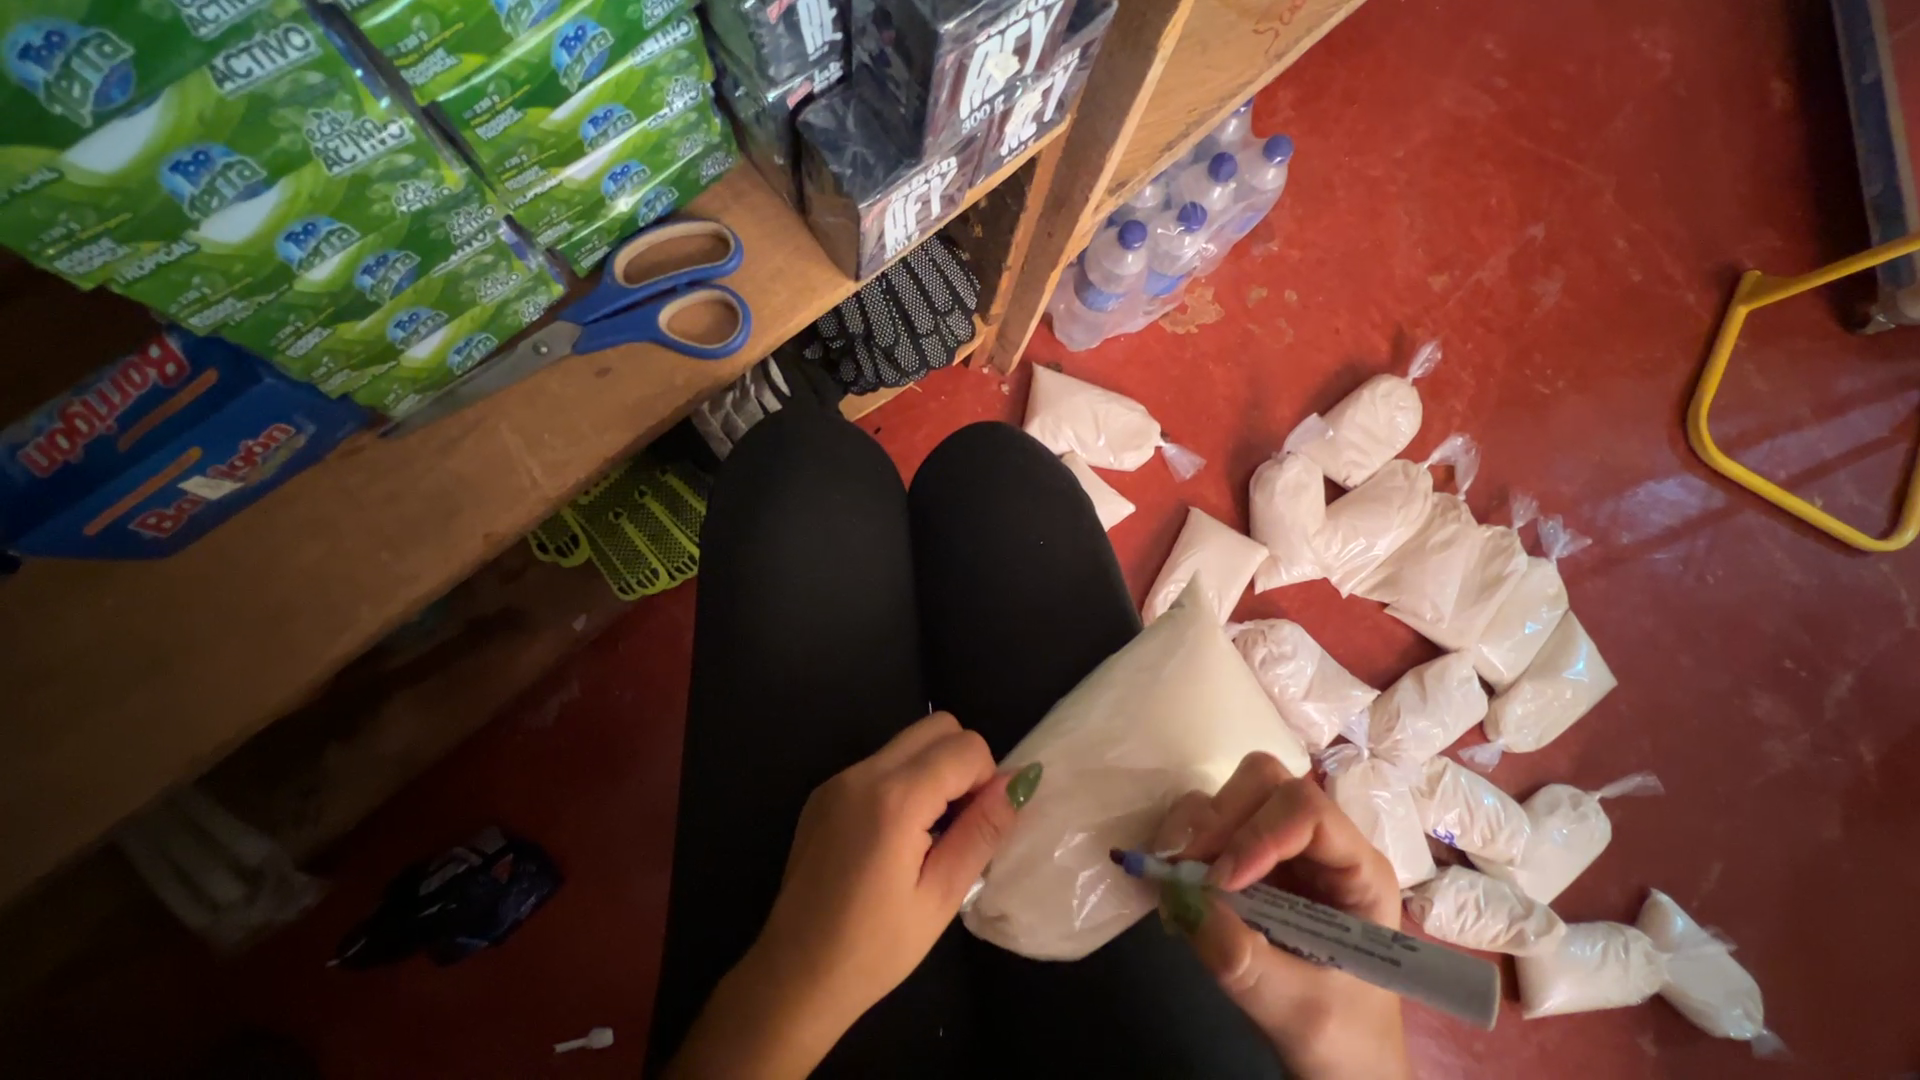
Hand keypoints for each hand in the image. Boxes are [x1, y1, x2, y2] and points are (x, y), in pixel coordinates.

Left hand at [666, 712, 1039, 1078]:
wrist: (794, 976)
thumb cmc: (874, 949)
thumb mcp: (942, 896)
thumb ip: (982, 831)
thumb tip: (1019, 782)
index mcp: (894, 799)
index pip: (965, 746)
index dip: (986, 779)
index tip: (976, 825)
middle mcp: (862, 773)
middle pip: (936, 726)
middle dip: (962, 763)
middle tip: (958, 823)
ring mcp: (837, 780)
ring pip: (907, 742)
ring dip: (932, 772)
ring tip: (927, 835)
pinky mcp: (823, 794)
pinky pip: (878, 764)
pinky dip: (902, 783)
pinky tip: (893, 840)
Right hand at [1153, 752, 1409, 1079]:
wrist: (1341, 1066)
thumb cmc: (1343, 1040)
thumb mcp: (1300, 1013)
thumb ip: (1247, 962)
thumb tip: (1191, 906)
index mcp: (1356, 870)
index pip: (1308, 811)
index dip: (1259, 832)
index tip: (1224, 883)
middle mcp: (1317, 846)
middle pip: (1266, 783)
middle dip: (1221, 817)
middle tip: (1188, 867)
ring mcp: (1279, 849)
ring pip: (1233, 794)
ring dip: (1196, 826)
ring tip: (1176, 875)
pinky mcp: (1244, 860)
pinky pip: (1207, 823)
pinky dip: (1182, 840)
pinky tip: (1173, 879)